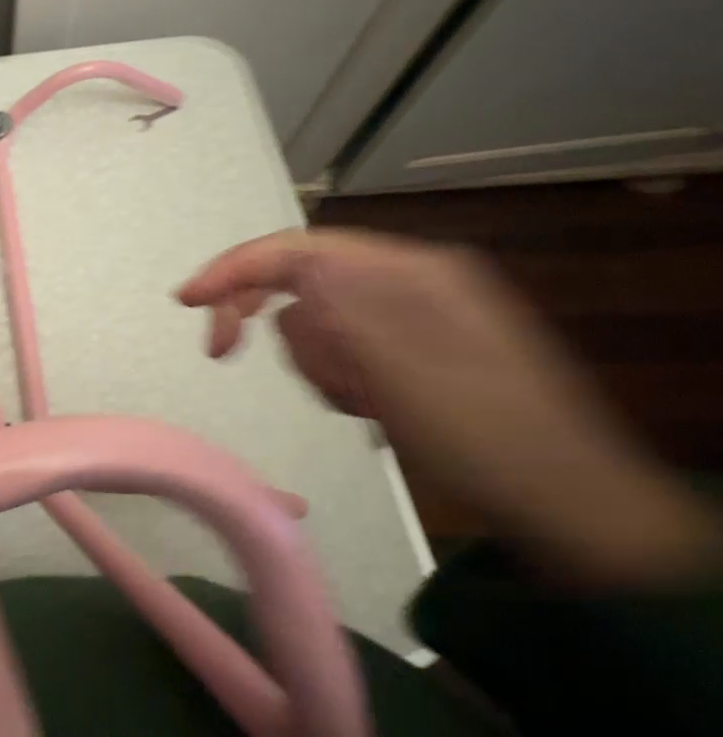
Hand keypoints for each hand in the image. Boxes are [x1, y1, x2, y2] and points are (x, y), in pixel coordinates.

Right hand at [177, 228, 720, 585]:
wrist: (569, 507)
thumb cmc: (486, 439)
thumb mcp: (405, 373)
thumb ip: (341, 310)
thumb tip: (286, 269)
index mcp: (413, 272)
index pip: (299, 249)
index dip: (235, 268)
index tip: (187, 302)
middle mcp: (407, 281)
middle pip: (298, 278)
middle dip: (261, 313)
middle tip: (220, 353)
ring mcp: (407, 315)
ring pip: (313, 318)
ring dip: (313, 359)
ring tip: (355, 401)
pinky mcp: (404, 349)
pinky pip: (337, 347)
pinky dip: (334, 376)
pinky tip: (367, 406)